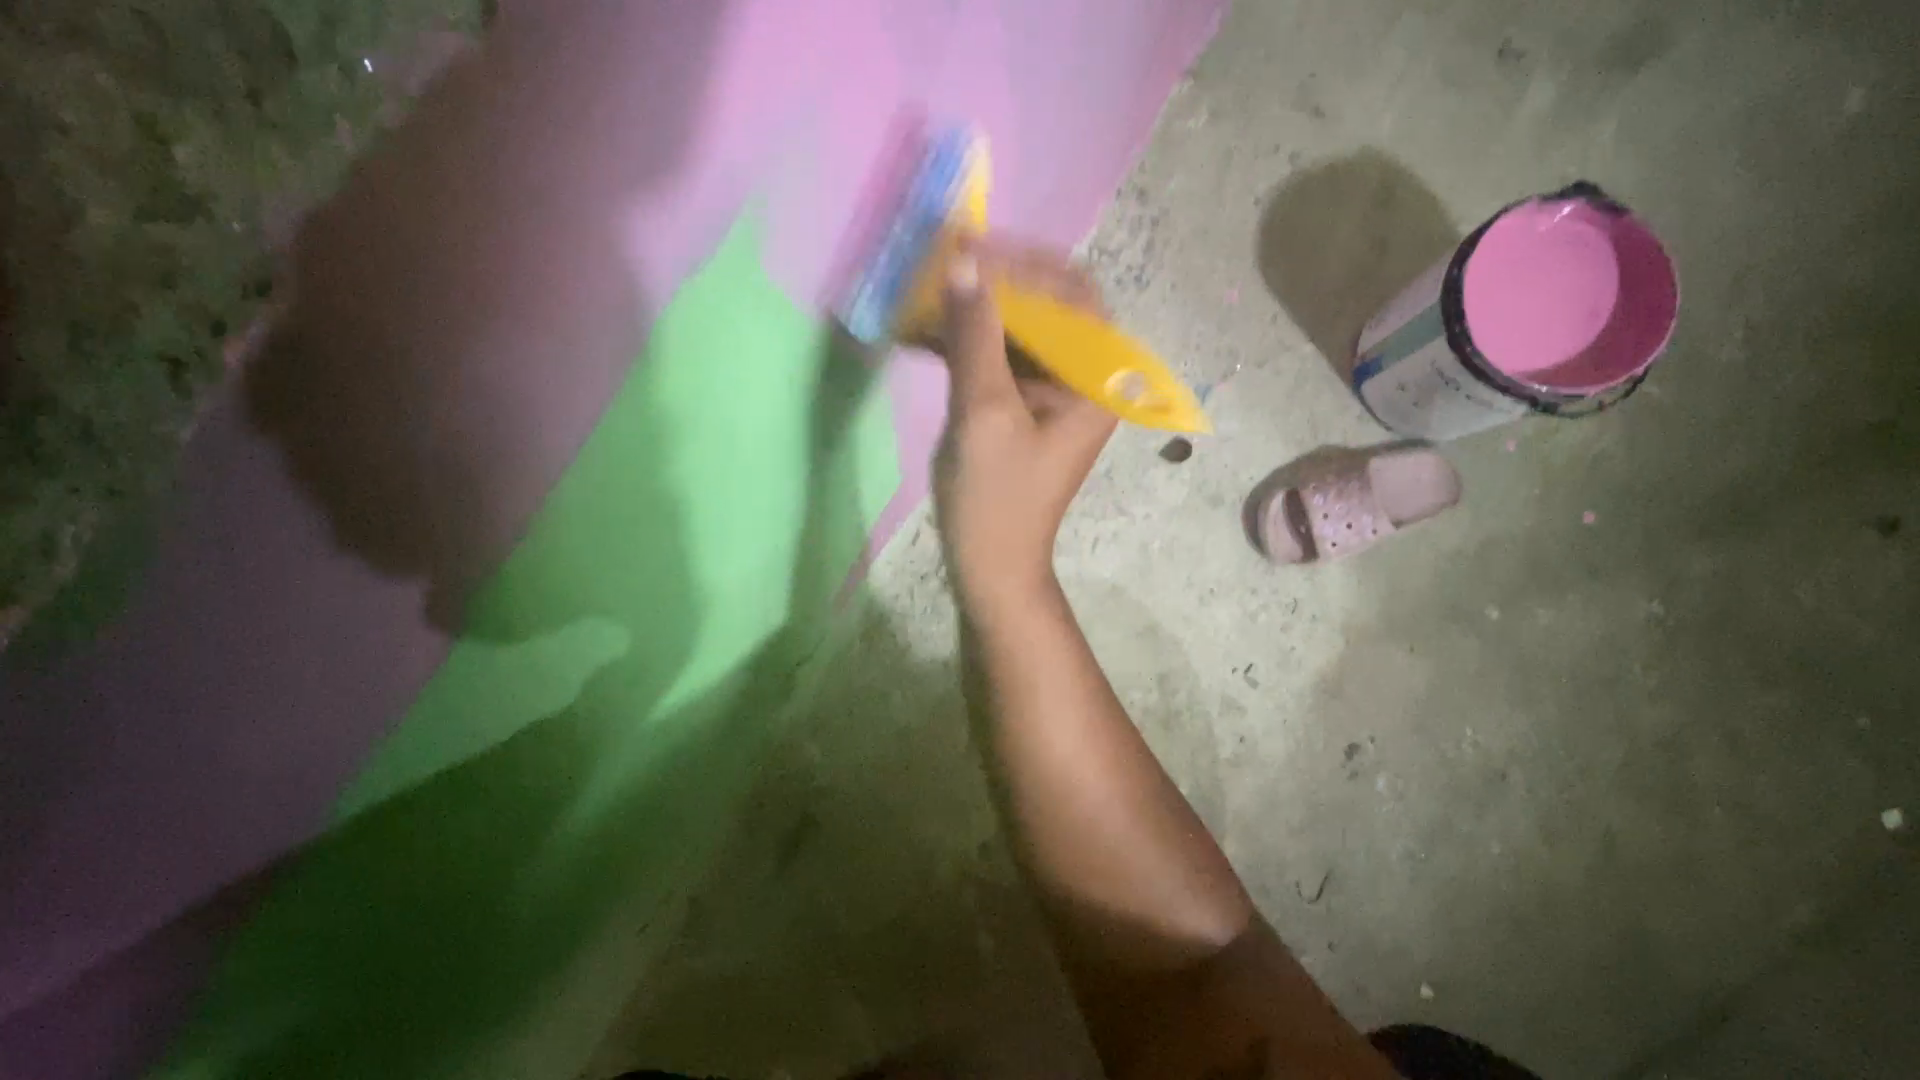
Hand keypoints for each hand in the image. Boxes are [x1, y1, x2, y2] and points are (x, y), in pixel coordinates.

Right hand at [931, 237, 1116, 612]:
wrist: (992, 567)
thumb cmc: (996, 499)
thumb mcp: (983, 413)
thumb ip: (976, 336)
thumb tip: (964, 264)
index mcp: (1094, 380)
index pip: (1073, 293)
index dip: (1025, 264)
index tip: (970, 250)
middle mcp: (1081, 377)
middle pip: (1046, 305)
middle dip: (994, 283)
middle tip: (942, 265)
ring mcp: (1051, 391)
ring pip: (1017, 328)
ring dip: (972, 309)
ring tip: (923, 293)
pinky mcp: (1021, 404)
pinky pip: (998, 356)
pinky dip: (964, 341)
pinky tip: (921, 331)